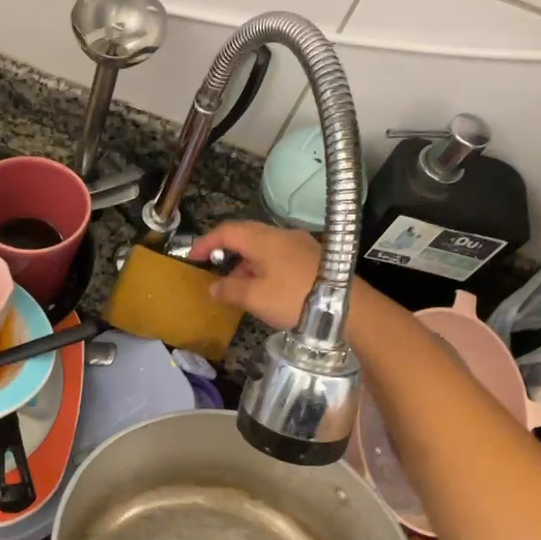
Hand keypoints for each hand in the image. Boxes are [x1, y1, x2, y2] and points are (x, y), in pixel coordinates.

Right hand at [186, 220, 322, 330]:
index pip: (227, 231)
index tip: (191, 256)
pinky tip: (263, 289)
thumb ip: (230, 291)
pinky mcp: (313, 258)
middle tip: (212, 270)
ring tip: (237, 288)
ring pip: (263, 248)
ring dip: (246, 264)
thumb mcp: (256, 298)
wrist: (349, 308)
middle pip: (246, 236)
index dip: (206, 242)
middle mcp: (282, 235)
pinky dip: (263, 268)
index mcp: (264, 239)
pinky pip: (278, 257)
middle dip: (226, 252)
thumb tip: (213, 287)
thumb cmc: (296, 299)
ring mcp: (300, 245)